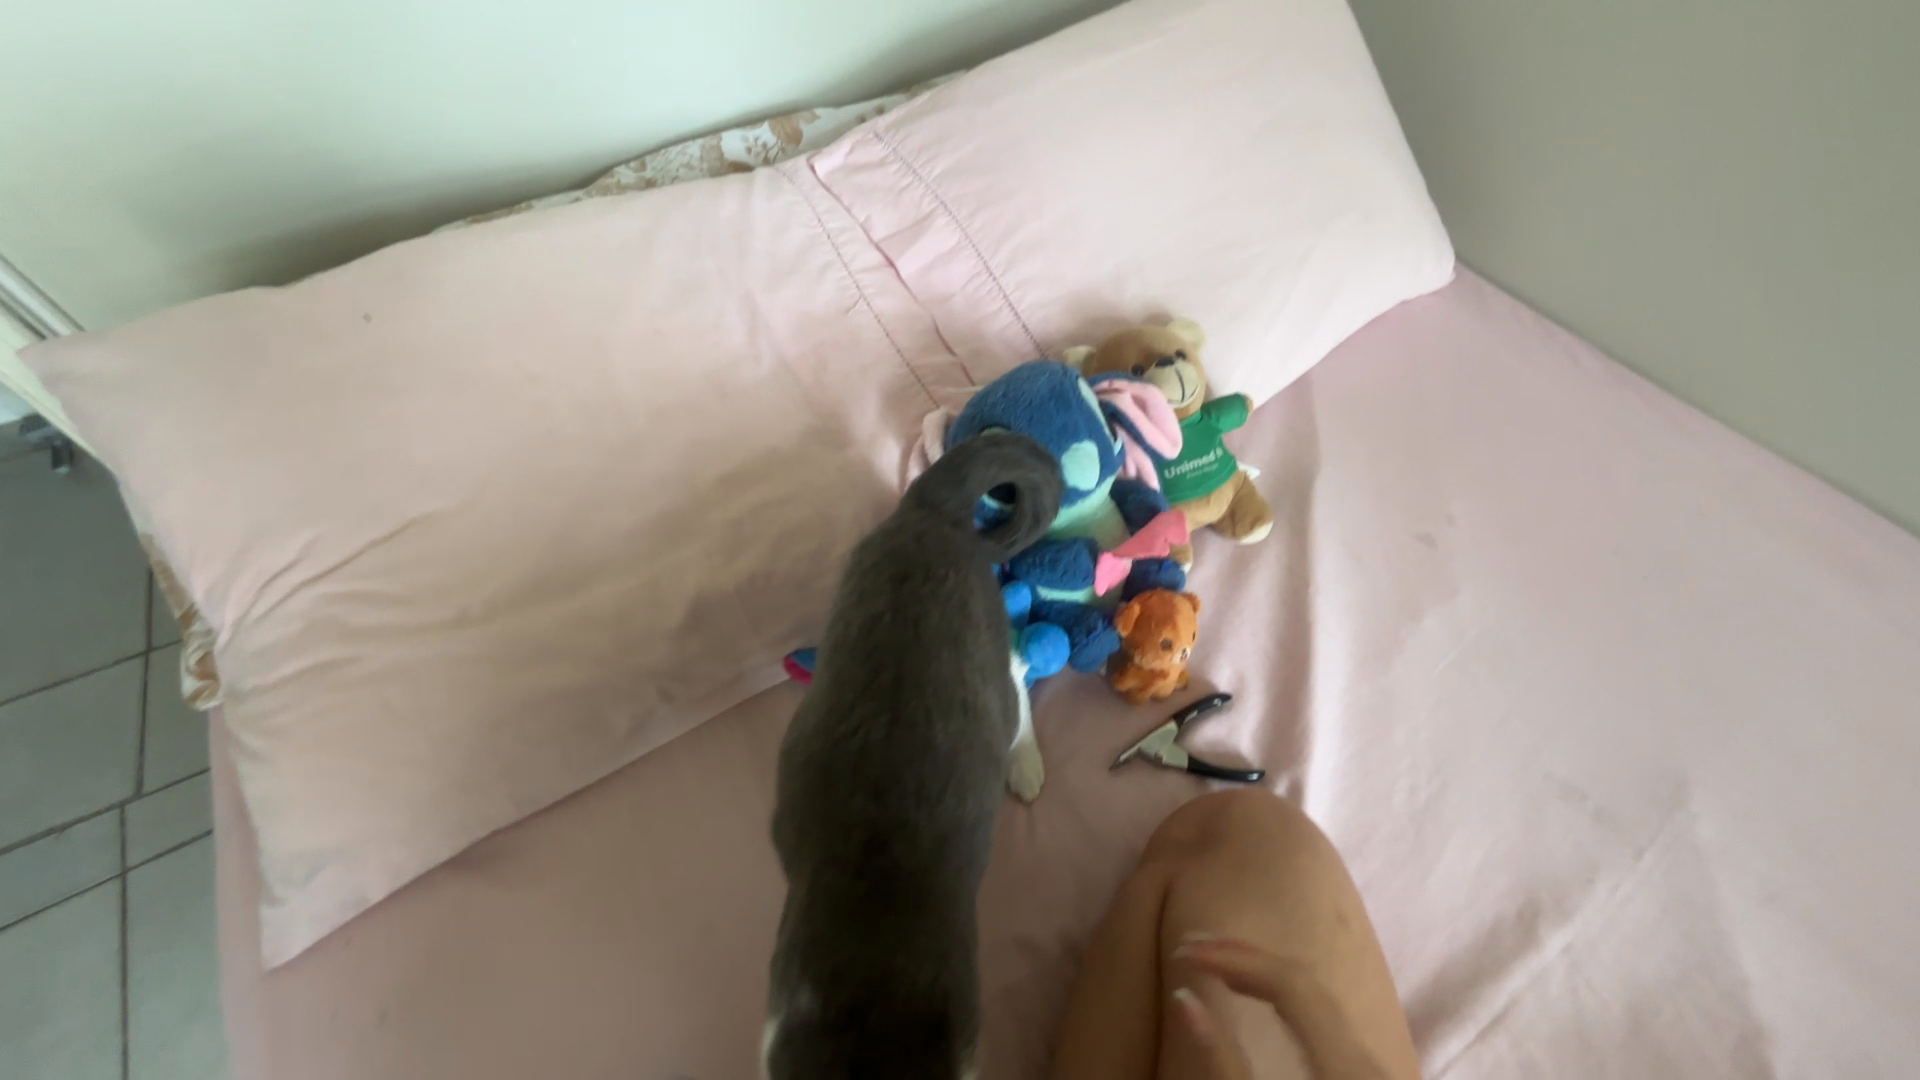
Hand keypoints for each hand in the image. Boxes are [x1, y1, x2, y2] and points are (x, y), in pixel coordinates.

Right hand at [1171, 936, 1393, 1079]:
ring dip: (1262, 971)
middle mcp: (1366, 1055)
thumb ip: (1223, 1060)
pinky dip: (1282, 994)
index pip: (1285, 982)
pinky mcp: (1367, 1076)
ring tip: (1216, 962)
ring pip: (1316, 994)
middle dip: (1244, 956)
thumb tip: (1182, 999)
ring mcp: (1375, 1067)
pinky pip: (1322, 1015)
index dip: (1232, 958)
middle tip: (1191, 946)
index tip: (1182, 952)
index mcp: (1345, 1063)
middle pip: (1302, 978)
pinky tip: (1257, 996)